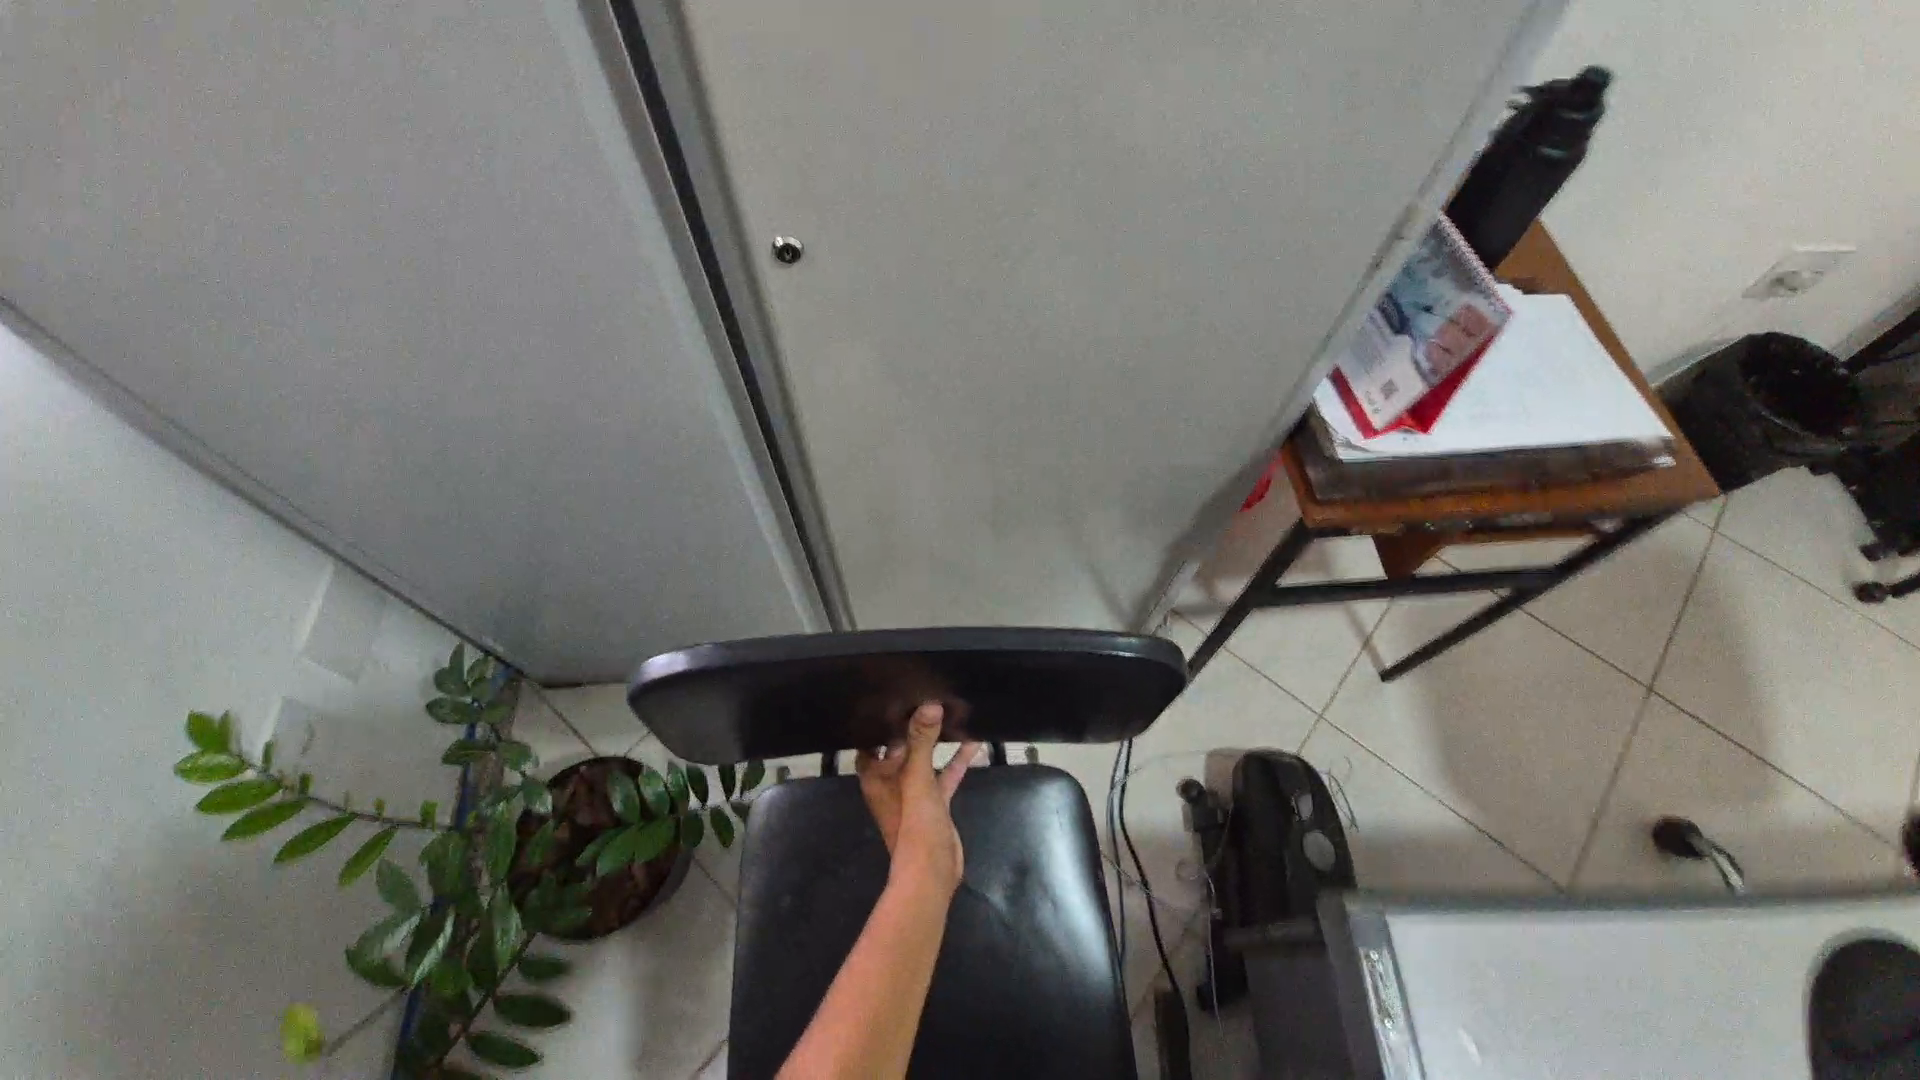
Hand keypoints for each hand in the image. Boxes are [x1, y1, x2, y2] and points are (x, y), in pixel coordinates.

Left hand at [855, 703, 980, 896]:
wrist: (932, 872)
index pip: (871, 741)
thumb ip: (922, 742)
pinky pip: (944, 775)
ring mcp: (913, 793)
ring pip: (924, 759)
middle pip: (899, 747)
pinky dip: (956, 760)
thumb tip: (929, 705)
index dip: (878, 721)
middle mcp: (891, 782)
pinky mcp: (934, 804)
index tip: (892, 696)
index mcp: (875, 776)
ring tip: (950, 712)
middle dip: (911, 726)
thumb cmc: (913, 824)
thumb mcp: (917, 778)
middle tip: (925, 696)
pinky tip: (972, 743)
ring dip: (935, 741)